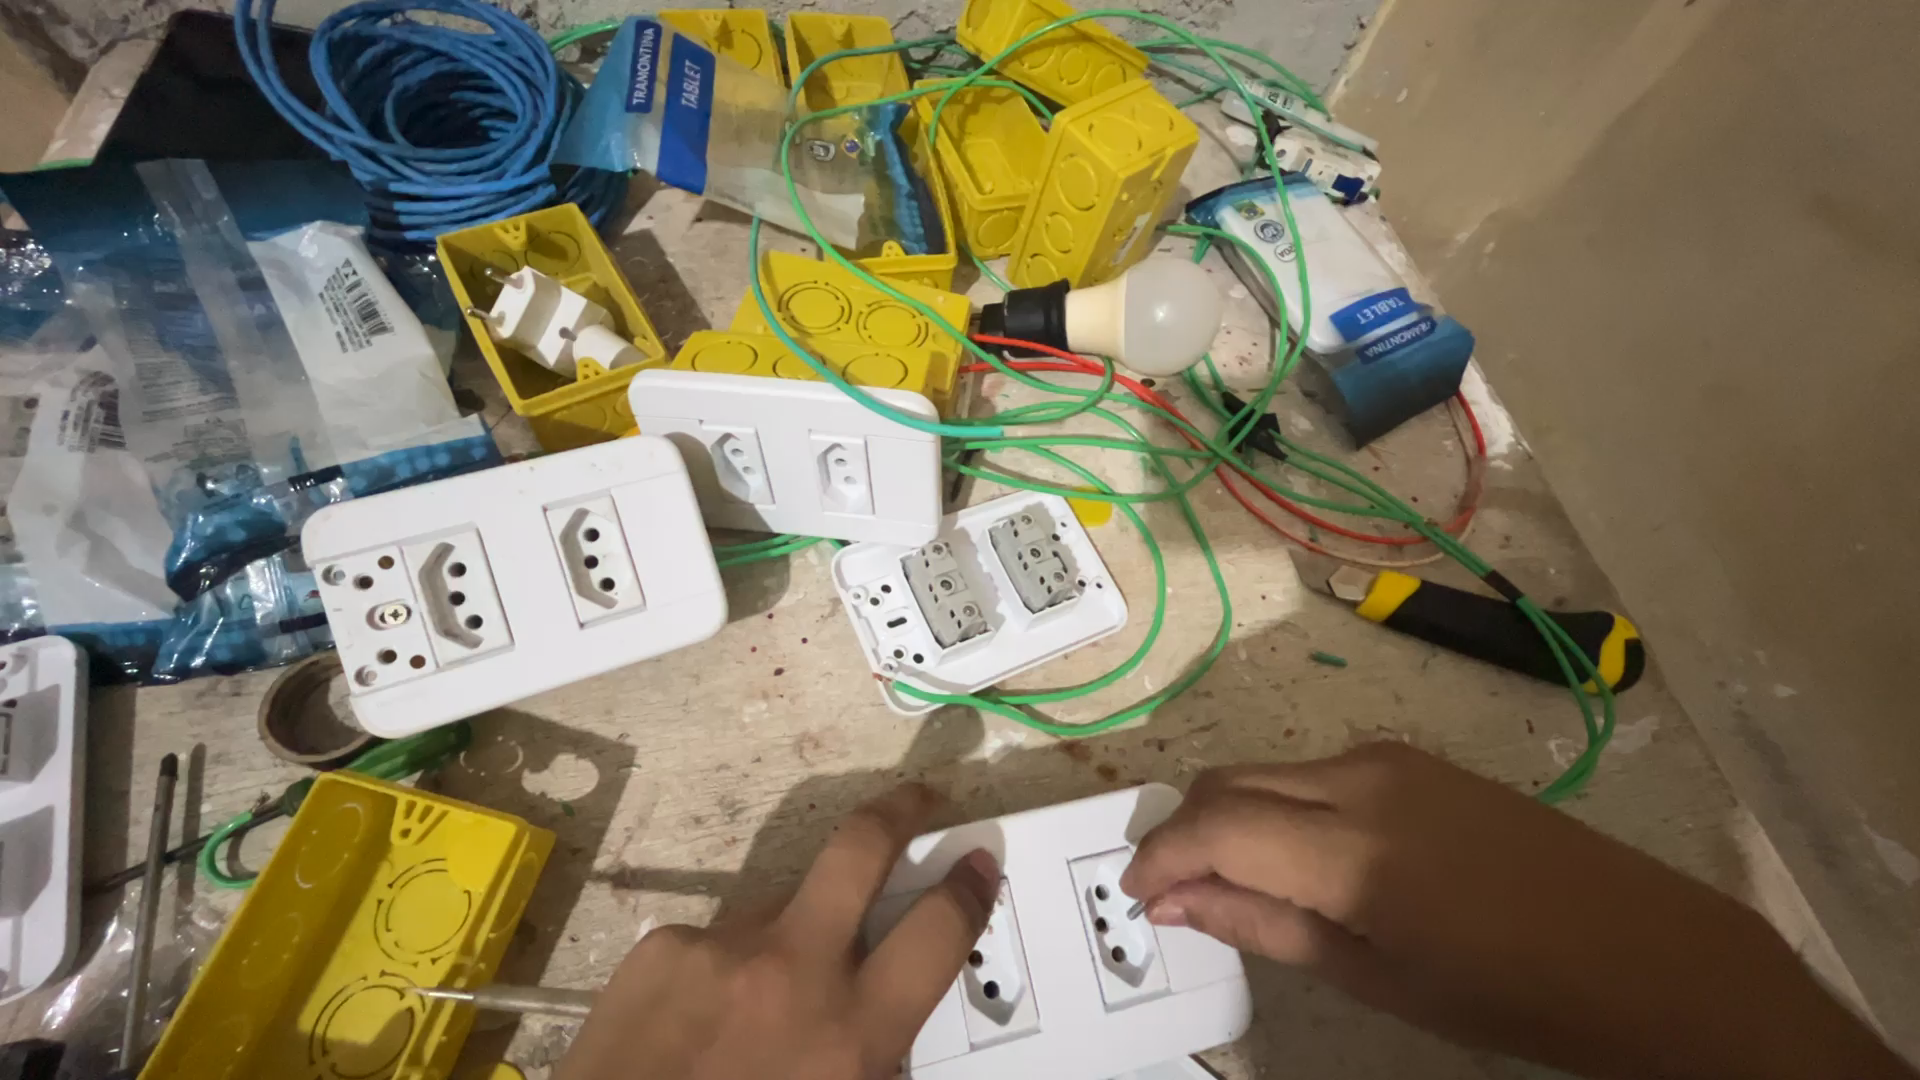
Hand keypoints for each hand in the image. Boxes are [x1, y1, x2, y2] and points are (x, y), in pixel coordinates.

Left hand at [556, 784, 996, 1079]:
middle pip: (860, 848)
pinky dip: (722, 970)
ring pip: (781, 906)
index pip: (936, 933)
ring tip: (758, 1000)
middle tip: (920, 797)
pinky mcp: (661, 946)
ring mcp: (721, 945)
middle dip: (900, 810)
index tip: (978, 863)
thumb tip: (882, 1008)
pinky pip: (715, 942)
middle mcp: (792, 970)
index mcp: (850, 1033)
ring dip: (788, 933)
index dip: (967, 891)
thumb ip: (870, 1051)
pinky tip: (693, 1023)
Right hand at [1122, 742, 1912, 1079]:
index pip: (1215, 827)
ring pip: (1261, 770)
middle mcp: (1357, 779)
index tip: (1137, 892)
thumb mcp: (1376, 979)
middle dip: (1183, 830)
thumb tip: (1173, 900)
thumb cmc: (1510, 992)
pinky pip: (1306, 769)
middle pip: (1224, 781)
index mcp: (1354, 851)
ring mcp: (1383, 756)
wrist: (1649, 952)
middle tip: (1176, 887)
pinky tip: (1299, 851)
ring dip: (1227, 815)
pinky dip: (1273, 804)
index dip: (1161, 856)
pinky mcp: (1404, 753)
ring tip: (1238, 875)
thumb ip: (1262, 925)